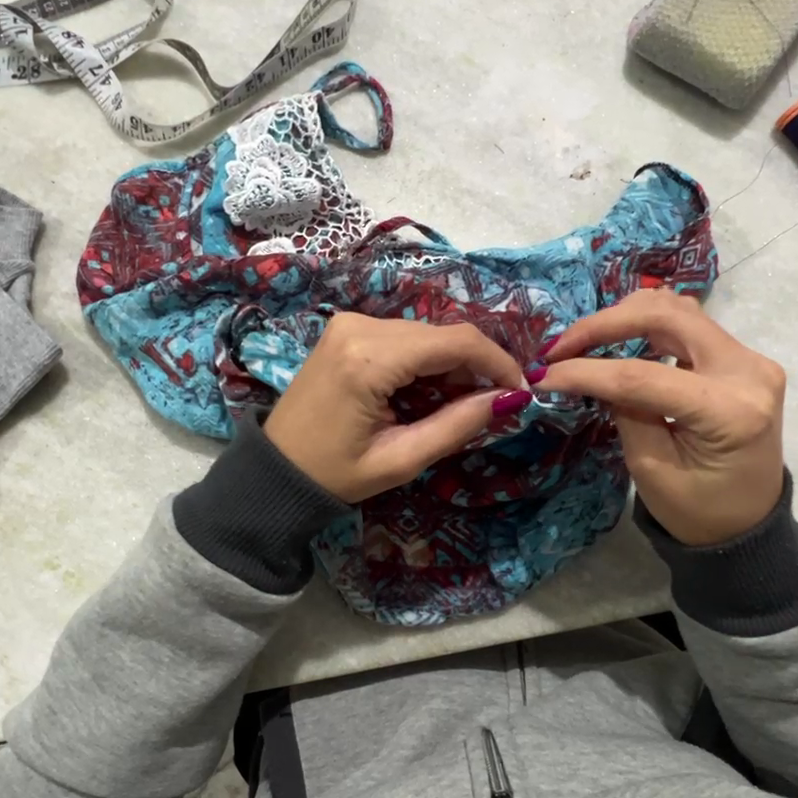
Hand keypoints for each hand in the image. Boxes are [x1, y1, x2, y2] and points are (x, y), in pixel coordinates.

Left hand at [265, 313, 527, 502]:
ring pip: (426, 334)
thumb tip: (508, 398)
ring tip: (458, 406)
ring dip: (450, 365)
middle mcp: (360, 326)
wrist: (275, 471)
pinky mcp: (346, 330)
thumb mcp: (400, 459)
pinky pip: (403, 338)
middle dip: (474, 367)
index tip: (522, 390)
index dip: (498, 362)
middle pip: (442, 335)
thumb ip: (457, 425)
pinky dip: (425, 362)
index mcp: (370, 358)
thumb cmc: (334, 474)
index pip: (456, 342)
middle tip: (491, 406)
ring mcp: (350, 323)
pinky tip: (428, 394)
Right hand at [536, 291, 786, 545]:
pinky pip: (688, 325)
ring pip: (678, 311)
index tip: (544, 376)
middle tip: (559, 347)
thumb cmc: (699, 511)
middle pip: (667, 317)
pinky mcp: (740, 359)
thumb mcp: (651, 470)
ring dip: (624, 318)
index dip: (587, 371)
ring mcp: (749, 360)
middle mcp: (748, 371)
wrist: (748, 524)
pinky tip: (614, 341)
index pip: (644, 375)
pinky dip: (645, 326)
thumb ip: (626, 414)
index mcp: (730, 412)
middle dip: (604, 324)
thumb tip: (588, 375)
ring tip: (581, 342)